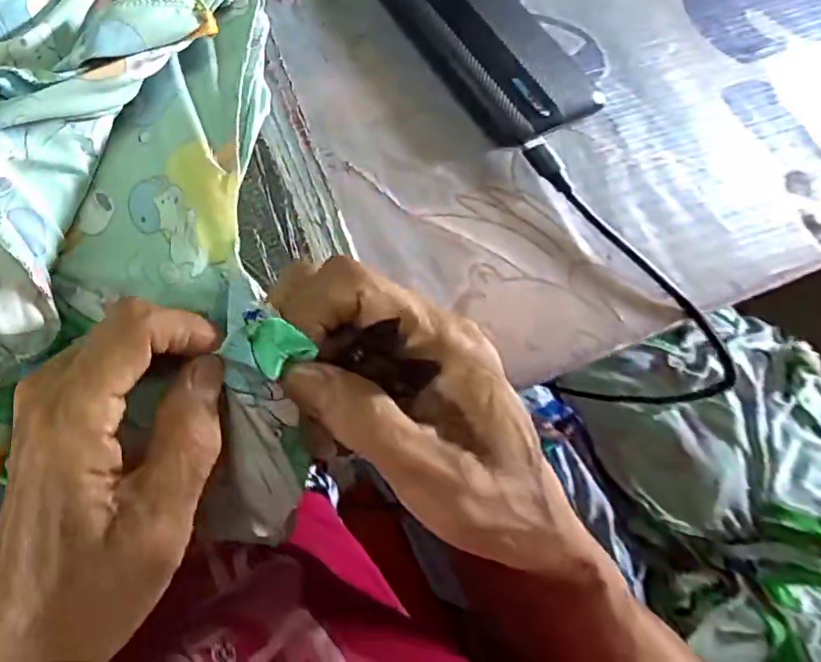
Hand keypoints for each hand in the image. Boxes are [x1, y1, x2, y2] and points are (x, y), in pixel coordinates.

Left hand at [0, 298, 224, 661]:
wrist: (25, 621)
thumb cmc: (92, 586)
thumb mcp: (157, 527)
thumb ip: (187, 441)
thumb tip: (209, 370)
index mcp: (70, 409)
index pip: (130, 327)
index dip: (182, 325)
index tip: (225, 351)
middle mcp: (46, 385)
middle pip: (116, 327)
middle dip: (173, 336)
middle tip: (221, 369)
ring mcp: (37, 393)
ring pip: (105, 341)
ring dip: (155, 351)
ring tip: (201, 383)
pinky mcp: (40, 407)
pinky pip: (92, 364)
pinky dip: (133, 368)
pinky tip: (162, 398)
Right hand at [273, 257, 608, 579]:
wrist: (535, 538)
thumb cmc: (494, 509)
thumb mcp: (431, 477)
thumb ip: (364, 418)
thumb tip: (293, 371)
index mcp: (441, 337)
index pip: (352, 282)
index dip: (306, 310)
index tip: (287, 363)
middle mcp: (422, 322)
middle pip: (332, 284)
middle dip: (295, 325)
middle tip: (286, 378)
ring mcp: (407, 336)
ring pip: (326, 307)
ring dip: (300, 349)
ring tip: (305, 404)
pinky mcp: (394, 356)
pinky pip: (334, 336)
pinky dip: (312, 366)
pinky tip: (321, 410)